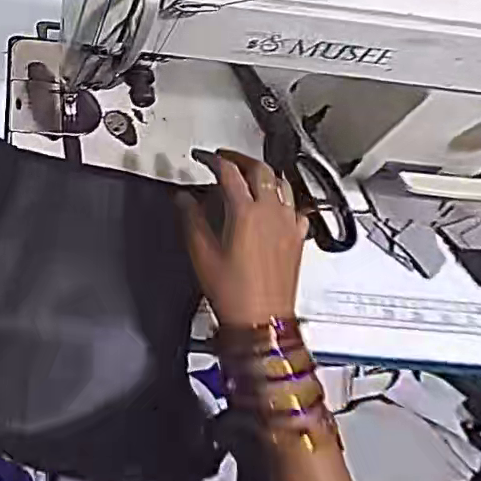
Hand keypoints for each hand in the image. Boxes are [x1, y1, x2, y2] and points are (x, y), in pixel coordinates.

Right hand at [177, 149, 308, 325]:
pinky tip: (277, 204)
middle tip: (225, 158)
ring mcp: (287, 224)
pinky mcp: (297, 239)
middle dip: (240, 158)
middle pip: (260, 169)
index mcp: (244, 212)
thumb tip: (184, 199)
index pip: (229, 171)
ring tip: (250, 174)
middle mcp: (270, 213)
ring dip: (264, 173)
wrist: (262, 322)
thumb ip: (191, 218)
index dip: (213, 159)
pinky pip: (296, 208)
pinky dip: (284, 199)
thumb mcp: (201, 252)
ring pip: (282, 183)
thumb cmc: (234, 293)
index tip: (203, 158)